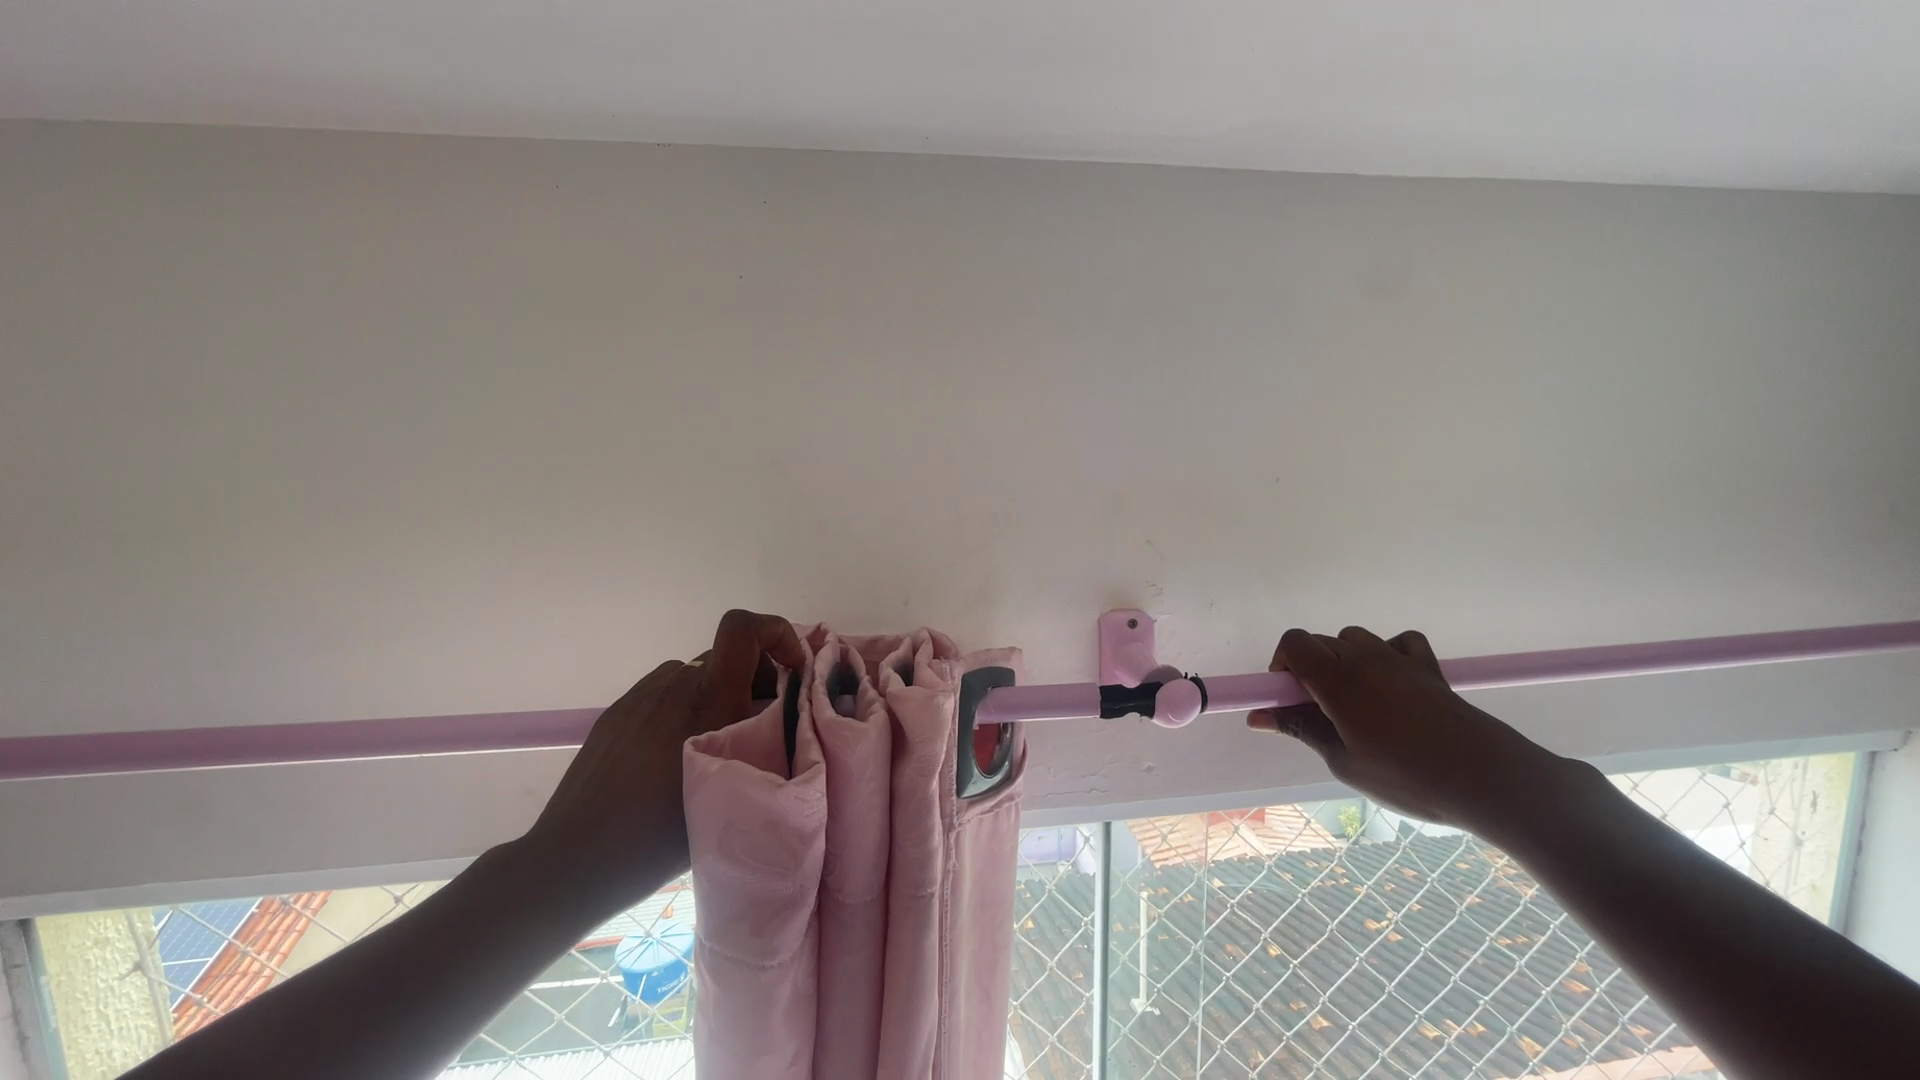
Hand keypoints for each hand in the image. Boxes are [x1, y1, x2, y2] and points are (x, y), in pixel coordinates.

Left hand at [520, 609, 803, 914]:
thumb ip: (771, 747)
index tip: (793, 674)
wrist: (577, 856)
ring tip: (718, 753)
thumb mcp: (737, 790)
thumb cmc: (662, 831)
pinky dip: (687, 715)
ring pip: (699, 680)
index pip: (744, 627)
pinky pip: (668, 698)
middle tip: (764, 731)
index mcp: (708, 696)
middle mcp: (674, 682)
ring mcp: (641, 695)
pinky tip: (675, 764)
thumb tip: (793, 723)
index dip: (776, 634)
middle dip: (758, 682)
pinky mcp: (618, 714)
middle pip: (729, 658)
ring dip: (721, 701)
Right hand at [1247, 626, 1571, 838]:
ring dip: (1343, 661)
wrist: (1487, 778)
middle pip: (1321, 642)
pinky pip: (1398, 643)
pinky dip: (1385, 654)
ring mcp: (1401, 659)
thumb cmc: (1406, 777)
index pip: (1294, 642)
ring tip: (1354, 703)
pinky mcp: (1430, 668)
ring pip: (1354, 639)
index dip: (1282, 665)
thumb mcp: (1343, 762)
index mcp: (1338, 680)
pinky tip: (1389, 683)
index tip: (1288, 698)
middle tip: (1318, 713)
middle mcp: (1366, 658)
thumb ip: (1301, 730)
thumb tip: (1260, 716)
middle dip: (1308, 669)